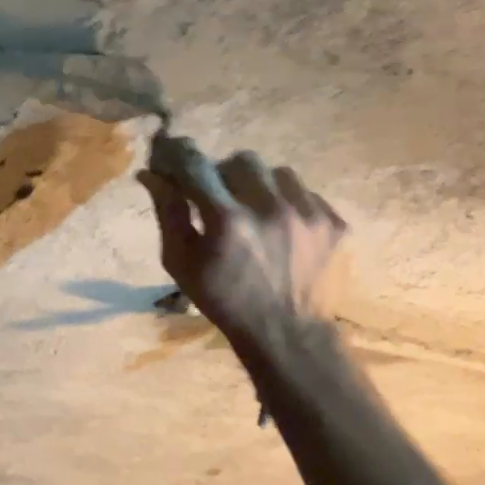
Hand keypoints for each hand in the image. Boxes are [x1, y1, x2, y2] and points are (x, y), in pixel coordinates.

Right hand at [137, 134, 348, 351]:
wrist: (287, 334)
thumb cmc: (221, 299)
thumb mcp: (179, 261)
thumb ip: (167, 212)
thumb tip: (150, 174)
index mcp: (227, 220)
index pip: (195, 164)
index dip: (178, 152)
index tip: (169, 150)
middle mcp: (270, 208)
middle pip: (239, 160)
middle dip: (222, 173)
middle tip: (217, 196)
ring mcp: (308, 214)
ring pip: (276, 172)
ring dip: (258, 185)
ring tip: (253, 211)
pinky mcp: (334, 223)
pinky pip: (305, 193)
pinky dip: (287, 204)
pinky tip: (279, 229)